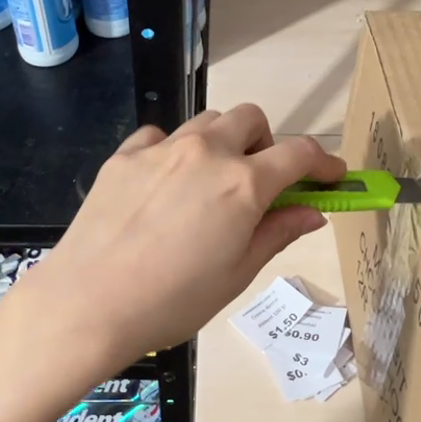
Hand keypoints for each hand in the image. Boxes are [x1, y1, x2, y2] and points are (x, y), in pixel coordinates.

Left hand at [15, 105, 346, 372]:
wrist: (87, 302)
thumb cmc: (172, 301)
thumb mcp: (236, 275)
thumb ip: (277, 233)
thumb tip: (312, 211)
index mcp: (242, 184)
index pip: (299, 154)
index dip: (324, 163)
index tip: (332, 177)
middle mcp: (206, 152)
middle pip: (251, 119)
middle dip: (266, 143)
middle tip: (259, 182)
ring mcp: (161, 148)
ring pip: (206, 121)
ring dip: (222, 142)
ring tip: (210, 183)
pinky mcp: (124, 155)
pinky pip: (160, 136)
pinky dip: (173, 151)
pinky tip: (164, 185)